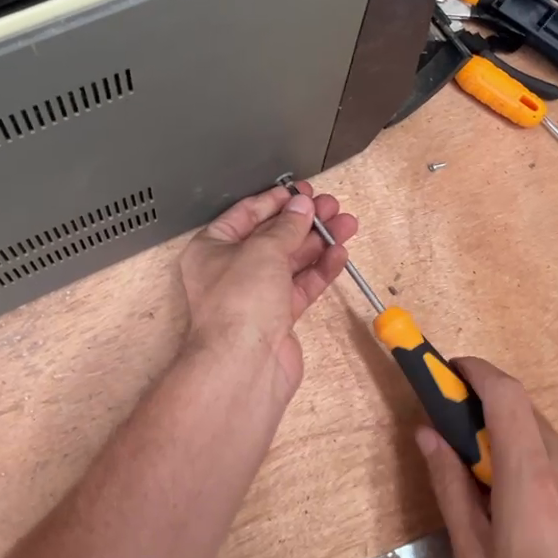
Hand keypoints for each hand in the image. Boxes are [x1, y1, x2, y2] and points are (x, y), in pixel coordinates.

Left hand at [177, 184, 357, 391]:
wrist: (243, 366)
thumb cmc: (238, 303)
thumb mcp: (262, 250)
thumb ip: (286, 226)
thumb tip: (302, 205)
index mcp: (211, 248)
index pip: (245, 214)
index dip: (275, 200)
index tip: (301, 190)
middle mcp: (230, 270)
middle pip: (272, 236)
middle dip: (303, 220)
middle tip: (332, 206)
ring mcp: (255, 295)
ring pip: (291, 260)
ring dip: (318, 242)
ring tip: (346, 224)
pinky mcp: (277, 317)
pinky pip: (301, 285)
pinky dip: (320, 269)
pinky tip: (339, 253)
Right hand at [414, 358, 557, 557]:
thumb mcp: (474, 557)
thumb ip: (450, 486)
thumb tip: (426, 433)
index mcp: (533, 481)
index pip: (506, 395)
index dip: (476, 371)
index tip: (449, 370)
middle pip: (526, 416)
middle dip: (489, 414)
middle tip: (459, 440)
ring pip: (549, 444)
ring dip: (517, 445)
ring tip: (495, 493)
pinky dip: (545, 471)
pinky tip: (535, 519)